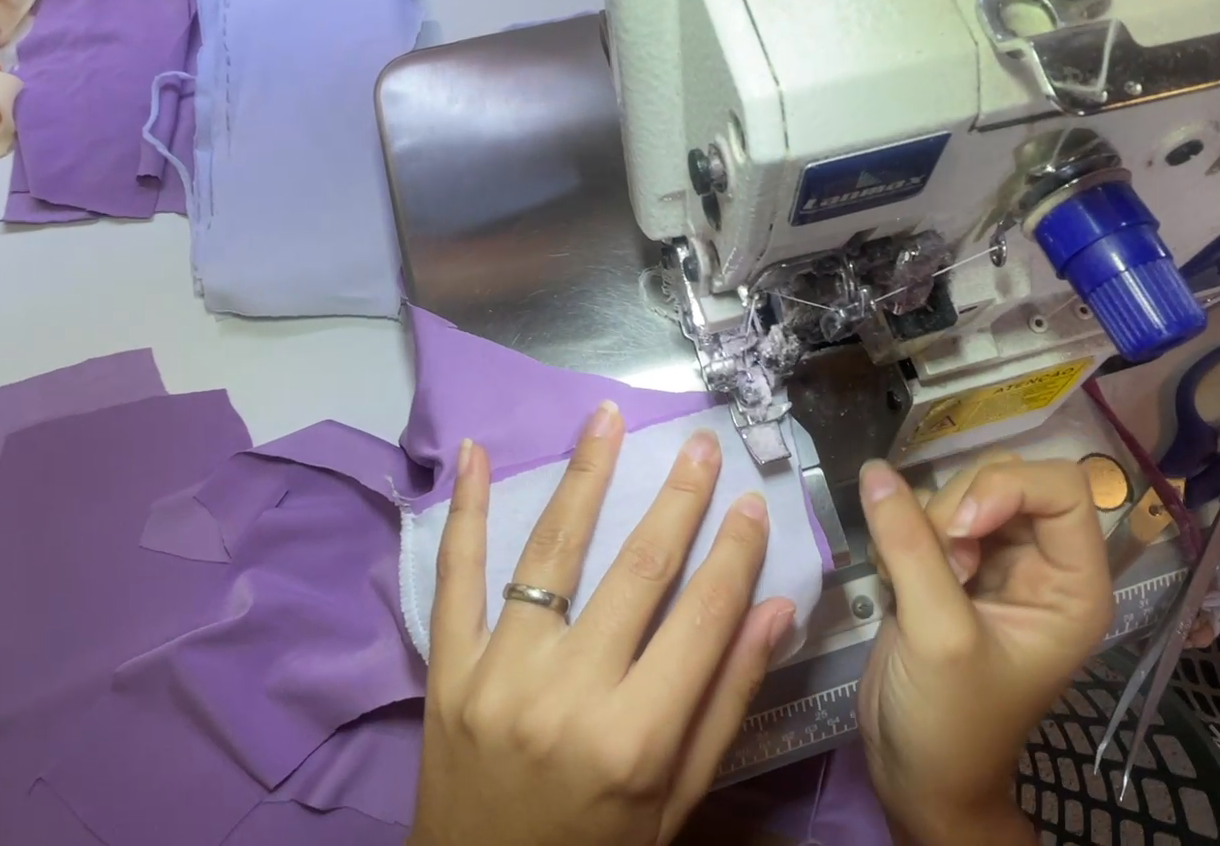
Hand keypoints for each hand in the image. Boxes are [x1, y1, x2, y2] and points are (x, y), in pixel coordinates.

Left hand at [410, 404, 797, 845]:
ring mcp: (497, 675)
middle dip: (676, 499)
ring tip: (606, 418)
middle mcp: (567, 694)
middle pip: (635, 570)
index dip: (733, 552)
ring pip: (550, 552)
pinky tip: (476, 454)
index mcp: (635, 737)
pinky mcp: (447, 670)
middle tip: (699, 444)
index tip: (751, 500)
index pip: (702, 617)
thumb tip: (773, 610)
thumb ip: (726, 702)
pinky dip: (464, 511)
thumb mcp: (677, 801)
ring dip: (583, 476)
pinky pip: (453, 578)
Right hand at [857, 456, 1112, 844]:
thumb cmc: (950, 719)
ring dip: (921, 524)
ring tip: (909, 584)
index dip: (1007, 488)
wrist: (916, 772)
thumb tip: (873, 470)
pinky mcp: (947, 567)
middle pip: (1002, 480)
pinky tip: (894, 585)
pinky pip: (924, 516)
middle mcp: (1038, 564)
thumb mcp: (938, 634)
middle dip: (954, 510)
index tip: (955, 529)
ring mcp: (991, 563)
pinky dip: (900, 534)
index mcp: (1071, 583)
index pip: (1061, 488)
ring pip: (958, 493)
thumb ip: (908, 546)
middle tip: (935, 566)